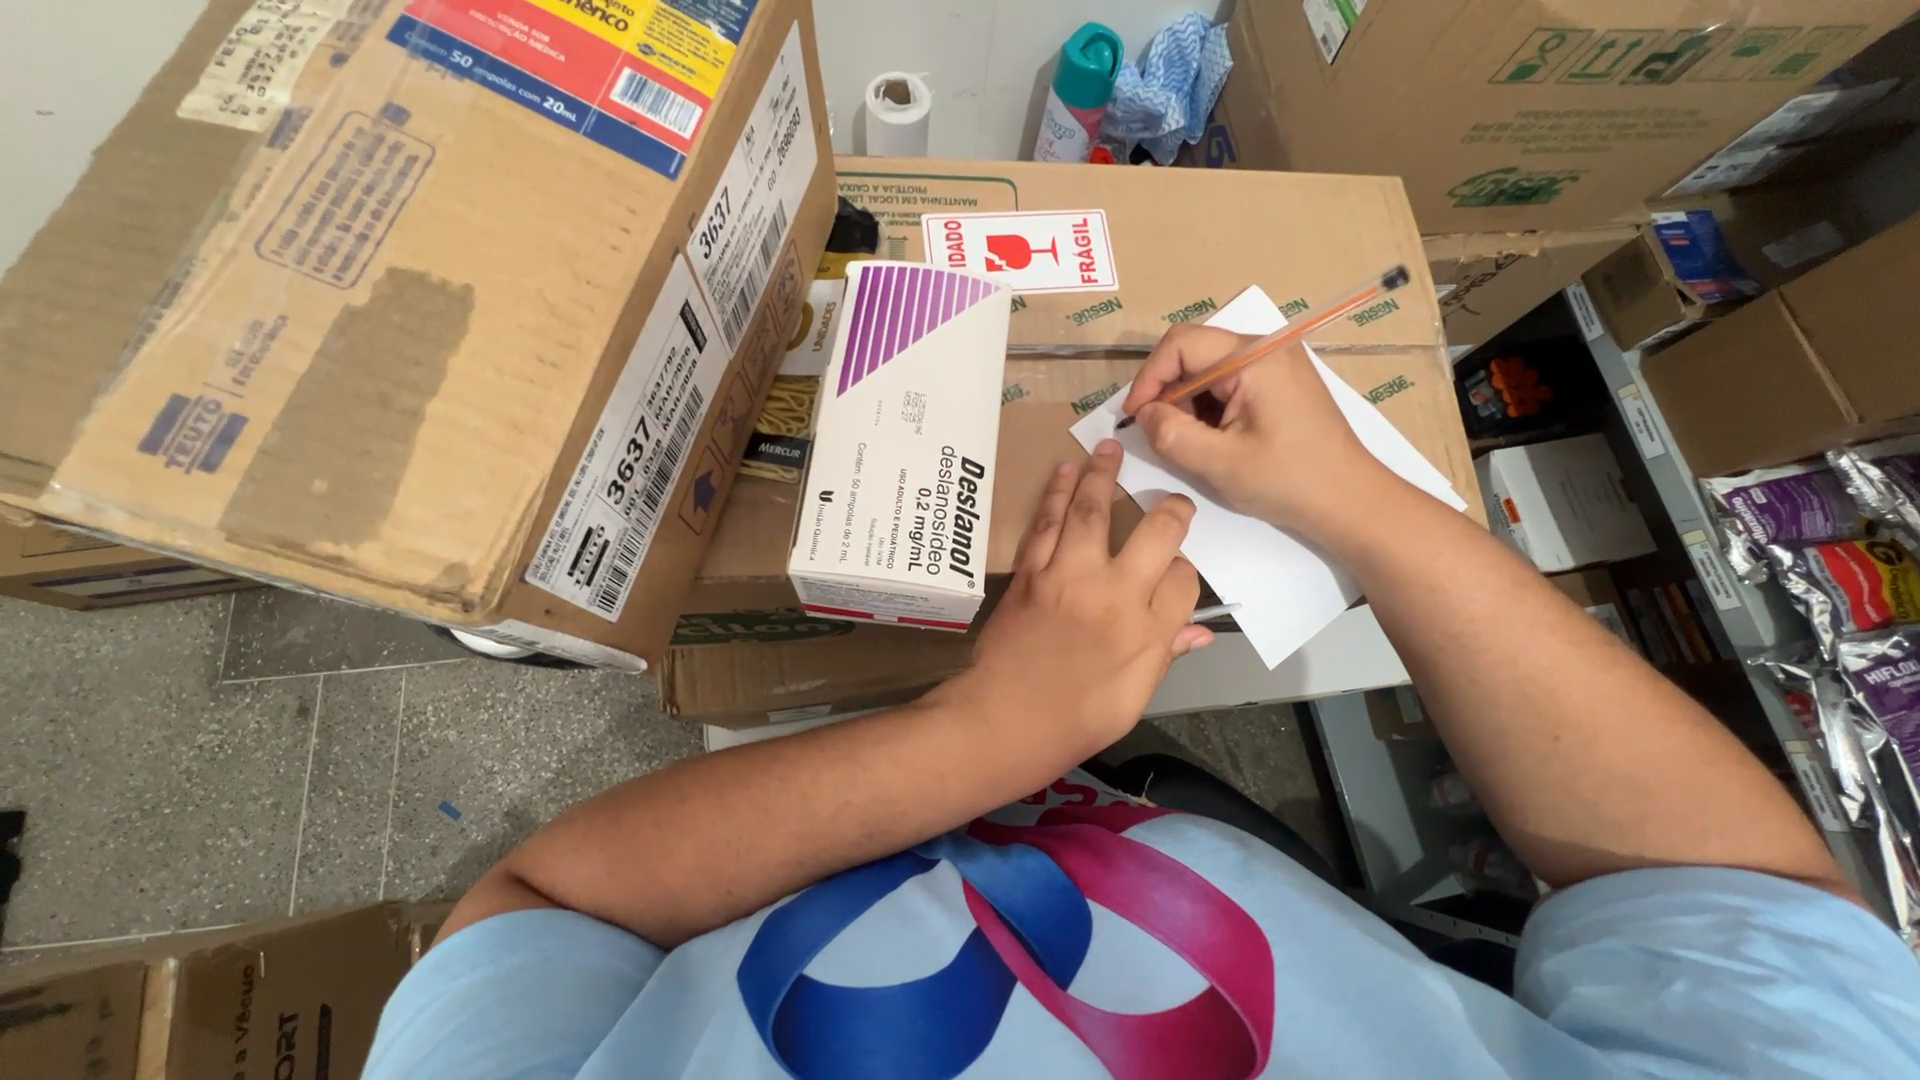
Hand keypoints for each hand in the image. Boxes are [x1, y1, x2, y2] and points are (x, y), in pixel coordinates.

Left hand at [938, 441, 1210, 755]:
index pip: (1185, 580)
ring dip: (1102, 476)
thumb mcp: (1134, 698)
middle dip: (1171, 510)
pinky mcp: (1031, 573)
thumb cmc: (1077, 720)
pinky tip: (1064, 471)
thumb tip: (1199, 632)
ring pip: (1092, 513)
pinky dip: (1055, 494)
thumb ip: (1166, 655)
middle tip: (1173, 499)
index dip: (1186, 569)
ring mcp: (1069, 578)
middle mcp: (1114, 594)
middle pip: (1155, 533)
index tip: (1177, 570)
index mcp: (1147, 630)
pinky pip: (1046, 524)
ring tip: (1109, 446)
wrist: (1006, 720)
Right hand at [1122, 323, 1395, 539]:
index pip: (1181, 344)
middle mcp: (1266, 348)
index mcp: (1254, 357)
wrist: (1349, 501)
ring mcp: (1275, 364)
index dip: (1149, 378)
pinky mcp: (1278, 383)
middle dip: (1168, 393)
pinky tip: (1213, 440)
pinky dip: (1208, 408)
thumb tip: (1142, 415)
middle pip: (1193, 353)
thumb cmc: (1289, 481)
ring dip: (1187, 404)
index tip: (1135, 417)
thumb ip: (1170, 434)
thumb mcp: (1219, 463)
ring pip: (1207, 370)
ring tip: (1191, 444)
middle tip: (1163, 435)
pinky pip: (1227, 383)